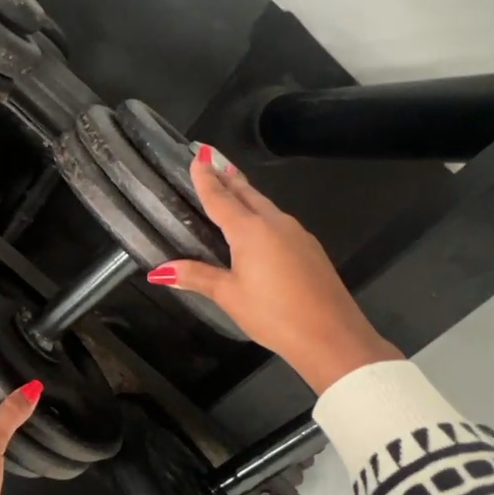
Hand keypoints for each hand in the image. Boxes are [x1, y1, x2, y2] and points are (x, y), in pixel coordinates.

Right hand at [149, 148, 400, 393]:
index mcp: (250, 231)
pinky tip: (259, 226)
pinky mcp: (310, 250)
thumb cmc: (274, 315)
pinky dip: (262, 214)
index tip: (199, 156)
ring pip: (266, 207)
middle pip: (247, 194)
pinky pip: (279, 222)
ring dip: (247, 195)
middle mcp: (275, 225)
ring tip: (232, 187)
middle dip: (229, 178)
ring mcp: (298, 236)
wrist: (334, 338)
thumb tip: (159, 272)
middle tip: (214, 160)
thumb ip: (196, 276)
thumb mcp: (229, 296)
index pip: (221, 198)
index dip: (206, 178)